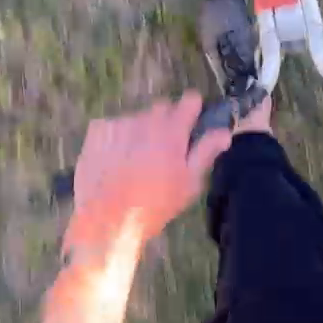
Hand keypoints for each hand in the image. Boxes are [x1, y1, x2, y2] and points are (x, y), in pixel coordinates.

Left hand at [67, 93, 231, 248]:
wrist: (106, 223)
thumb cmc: (154, 206)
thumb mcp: (188, 184)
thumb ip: (206, 151)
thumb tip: (224, 131)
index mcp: (173, 129)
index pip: (190, 99)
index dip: (192, 110)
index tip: (190, 126)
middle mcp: (147, 118)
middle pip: (162, 108)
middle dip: (165, 122)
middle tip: (162, 151)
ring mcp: (120, 122)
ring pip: (137, 119)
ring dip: (139, 132)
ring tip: (133, 162)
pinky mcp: (97, 130)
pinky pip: (112, 126)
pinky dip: (115, 138)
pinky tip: (113, 162)